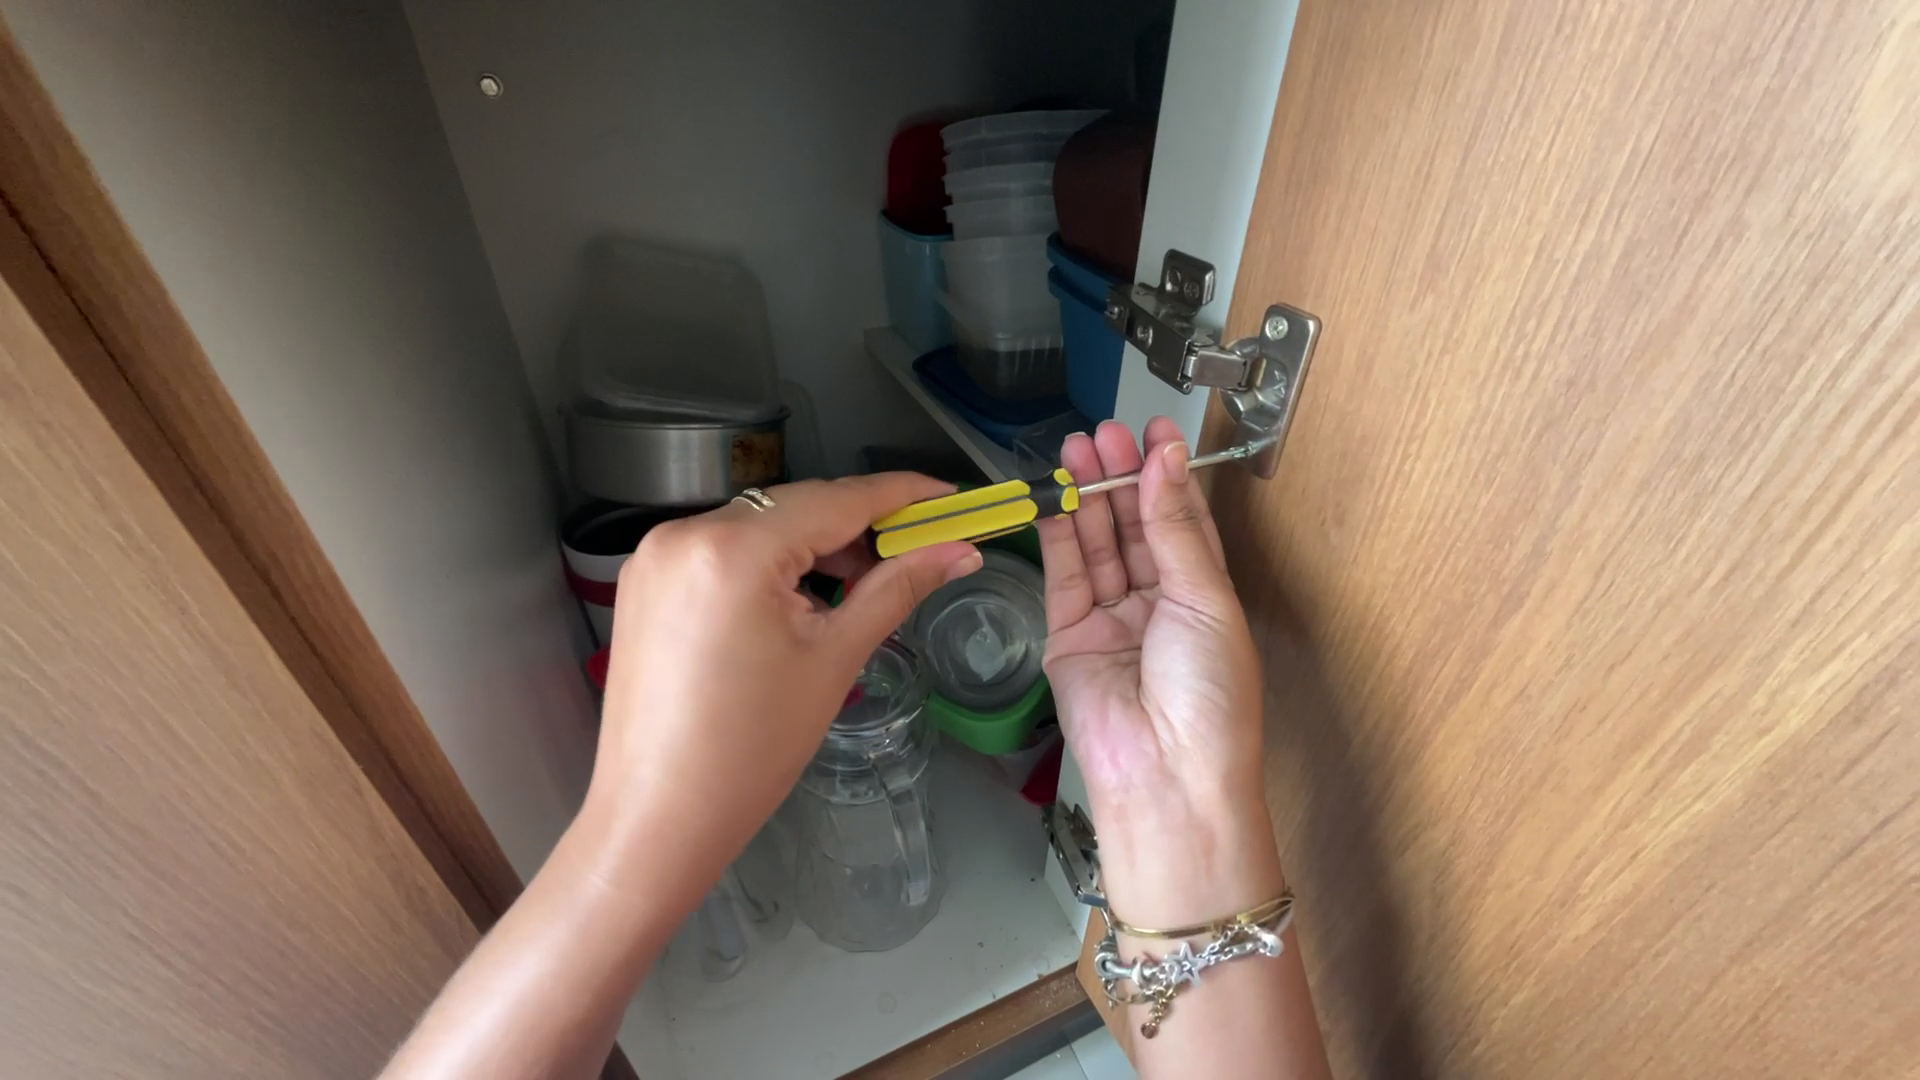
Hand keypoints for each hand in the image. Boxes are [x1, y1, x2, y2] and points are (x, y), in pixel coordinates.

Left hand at [589, 475, 980, 906]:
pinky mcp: (649, 580)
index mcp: (733, 549)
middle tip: (916, 550)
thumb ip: (898, 587)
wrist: (659, 817)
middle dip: (860, 526)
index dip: (902, 494)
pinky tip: (803, 598)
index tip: (949, 498)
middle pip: (797, 507)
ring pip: (762, 525)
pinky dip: (773, 561)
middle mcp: (686, 532)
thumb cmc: (753, 747)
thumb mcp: (836, 657)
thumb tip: (960, 551)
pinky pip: (728, 548)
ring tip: (859, 586)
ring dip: (816, 544)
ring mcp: (658, 556)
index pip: (837, 499)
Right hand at [1037, 419, 1283, 926]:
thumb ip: (1176, 528)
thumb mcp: (1205, 600)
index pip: (1182, 521)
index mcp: (1202, 596)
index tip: (1155, 430)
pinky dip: (1060, 533)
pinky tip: (1058, 496)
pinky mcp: (1068, 633)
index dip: (1167, 475)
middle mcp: (1156, 603)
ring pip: (1096, 544)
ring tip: (1077, 449)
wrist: (1166, 775)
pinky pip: (1064, 574)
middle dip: (1120, 478)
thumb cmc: (1209, 695)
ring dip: (1087, 497)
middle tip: (1105, 433)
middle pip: (1134, 527)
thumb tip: (1166, 460)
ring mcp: (1110, 618)